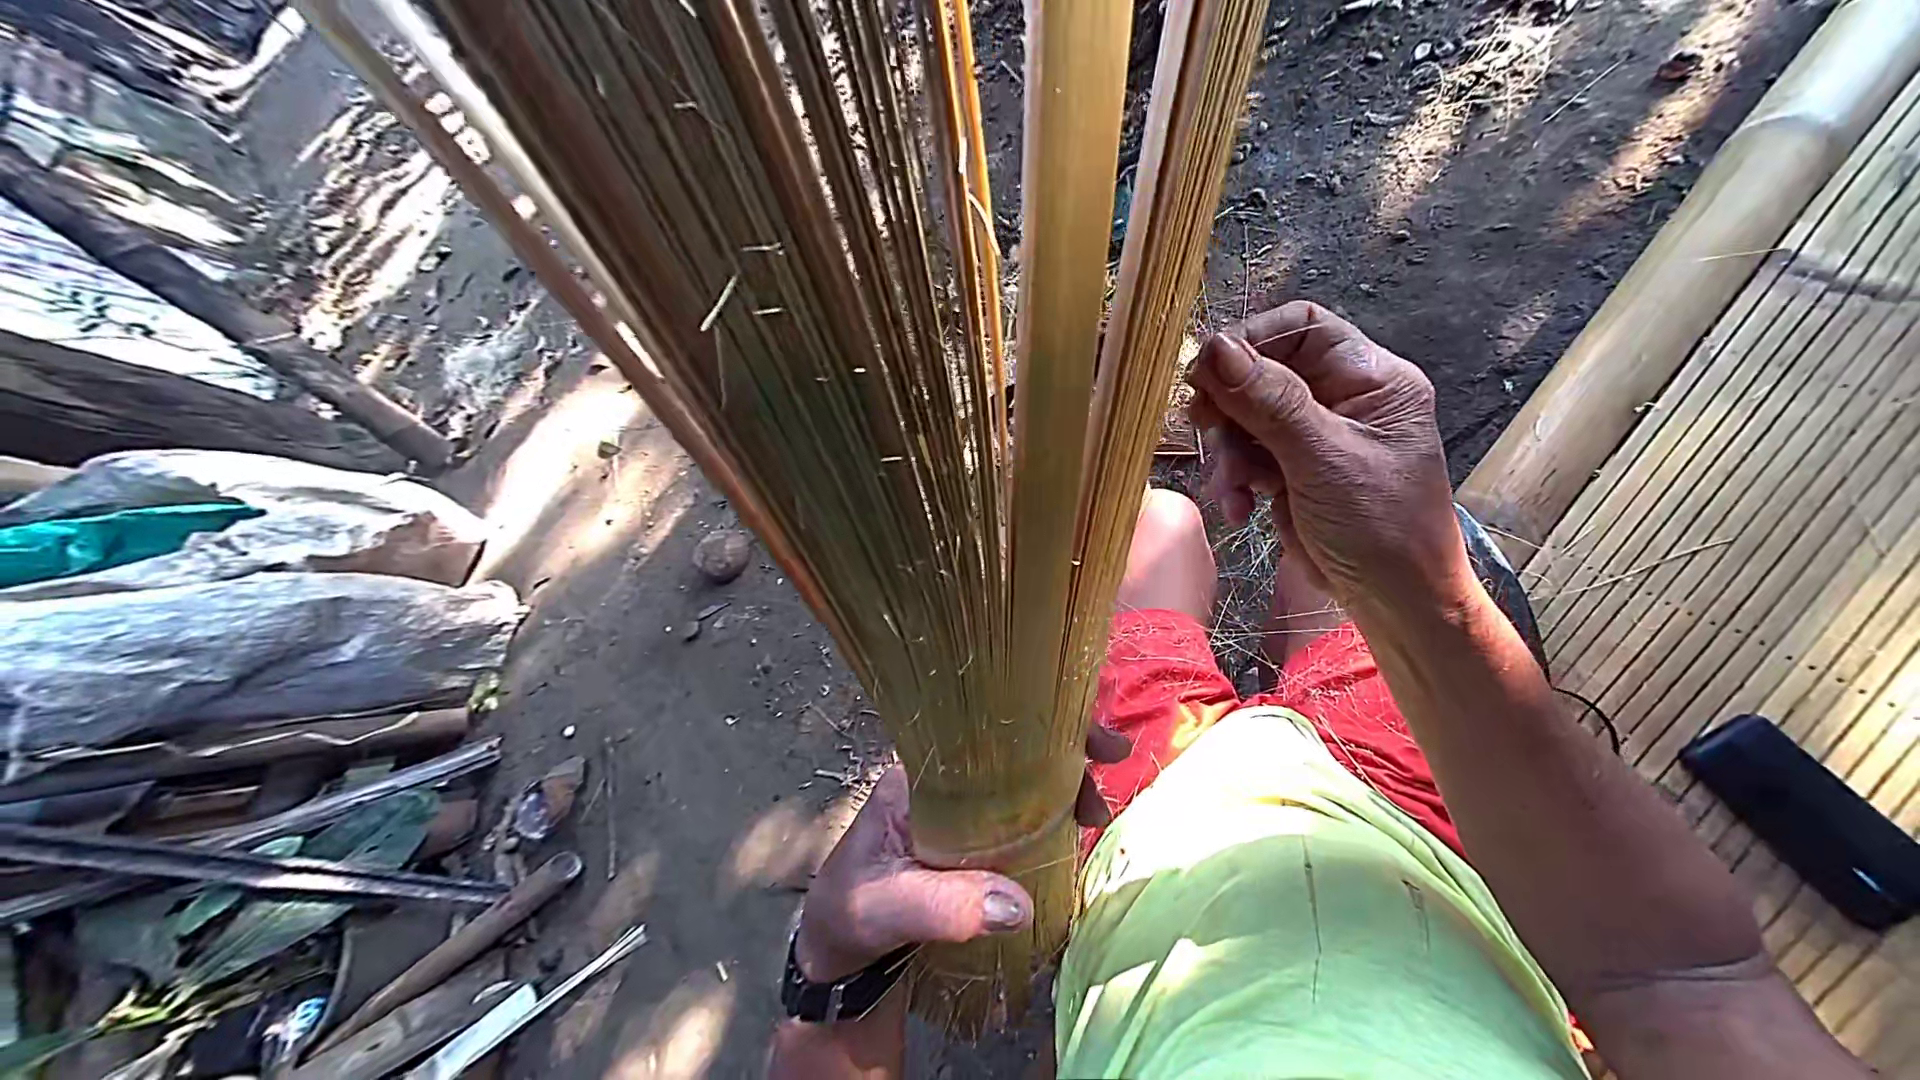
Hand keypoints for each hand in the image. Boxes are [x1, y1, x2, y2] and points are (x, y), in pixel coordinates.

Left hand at [796, 726, 1129, 982]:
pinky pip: (1022, 813)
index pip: (981, 730)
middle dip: (1064, 749)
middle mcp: (943, 781)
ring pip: (1023, 778)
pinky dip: (1054, 815)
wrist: (839, 951)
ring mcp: (960, 808)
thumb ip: (941, 906)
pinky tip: (1077, 831)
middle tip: (1111, 765)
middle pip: (1012, 748)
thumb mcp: (884, 909)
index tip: (1086, 736)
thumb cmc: (849, 916)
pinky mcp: (973, 838)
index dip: (1035, 723)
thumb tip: (1016, 904)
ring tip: (1097, 810)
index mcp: (917, 775)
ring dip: (1065, 784)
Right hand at [1186, 301, 1471, 613]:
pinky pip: (1245, 458)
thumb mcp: (1321, 458)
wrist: (1392, 601)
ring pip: (1245, 420)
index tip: (1207, 372)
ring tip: (1231, 490)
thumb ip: (1268, 401)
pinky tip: (1239, 508)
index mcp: (1367, 379)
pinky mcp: (1290, 471)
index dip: (1252, 341)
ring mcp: (1311, 437)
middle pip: (1262, 375)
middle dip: (1230, 408)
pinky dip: (1235, 481)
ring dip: (1228, 455)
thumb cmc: (1378, 525)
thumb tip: (1214, 347)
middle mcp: (1338, 400)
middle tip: (1204, 429)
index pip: (1302, 329)